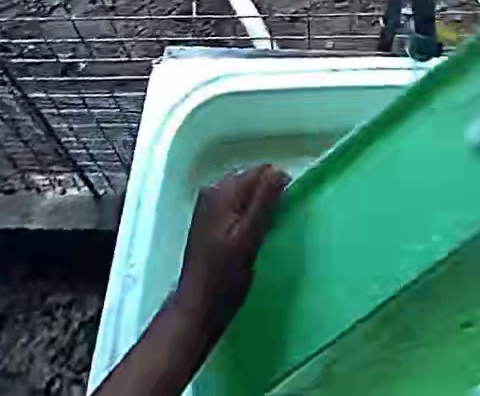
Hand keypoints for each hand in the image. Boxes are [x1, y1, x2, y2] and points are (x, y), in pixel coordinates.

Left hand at [170, 164, 289, 339]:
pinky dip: (245, 213)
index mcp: (223, 190)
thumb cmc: (224, 277)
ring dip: (256, 206)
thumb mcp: (249, 238)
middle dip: (266, 196)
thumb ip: (264, 202)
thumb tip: (280, 171)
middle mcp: (212, 189)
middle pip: (251, 179)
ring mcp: (208, 202)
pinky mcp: (207, 217)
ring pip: (244, 192)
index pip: (261, 172)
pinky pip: (234, 203)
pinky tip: (248, 235)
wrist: (196, 309)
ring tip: (262, 232)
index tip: (283, 213)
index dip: (278, 188)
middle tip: (273, 225)